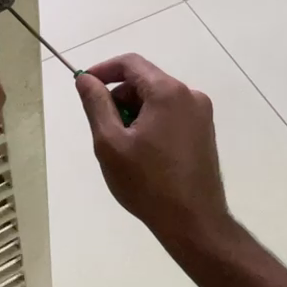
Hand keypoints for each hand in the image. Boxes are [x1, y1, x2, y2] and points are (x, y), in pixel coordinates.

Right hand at [75, 54, 231, 241]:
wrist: (194, 223)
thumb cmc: (147, 183)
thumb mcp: (110, 142)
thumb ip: (96, 104)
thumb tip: (86, 79)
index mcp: (168, 92)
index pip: (130, 63)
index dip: (102, 70)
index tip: (83, 86)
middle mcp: (190, 96)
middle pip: (144, 81)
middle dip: (118, 97)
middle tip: (102, 128)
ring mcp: (201, 115)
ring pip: (156, 99)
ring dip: (133, 112)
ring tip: (122, 147)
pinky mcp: (204, 132)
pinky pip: (170, 114)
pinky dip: (150, 123)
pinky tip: (142, 154)